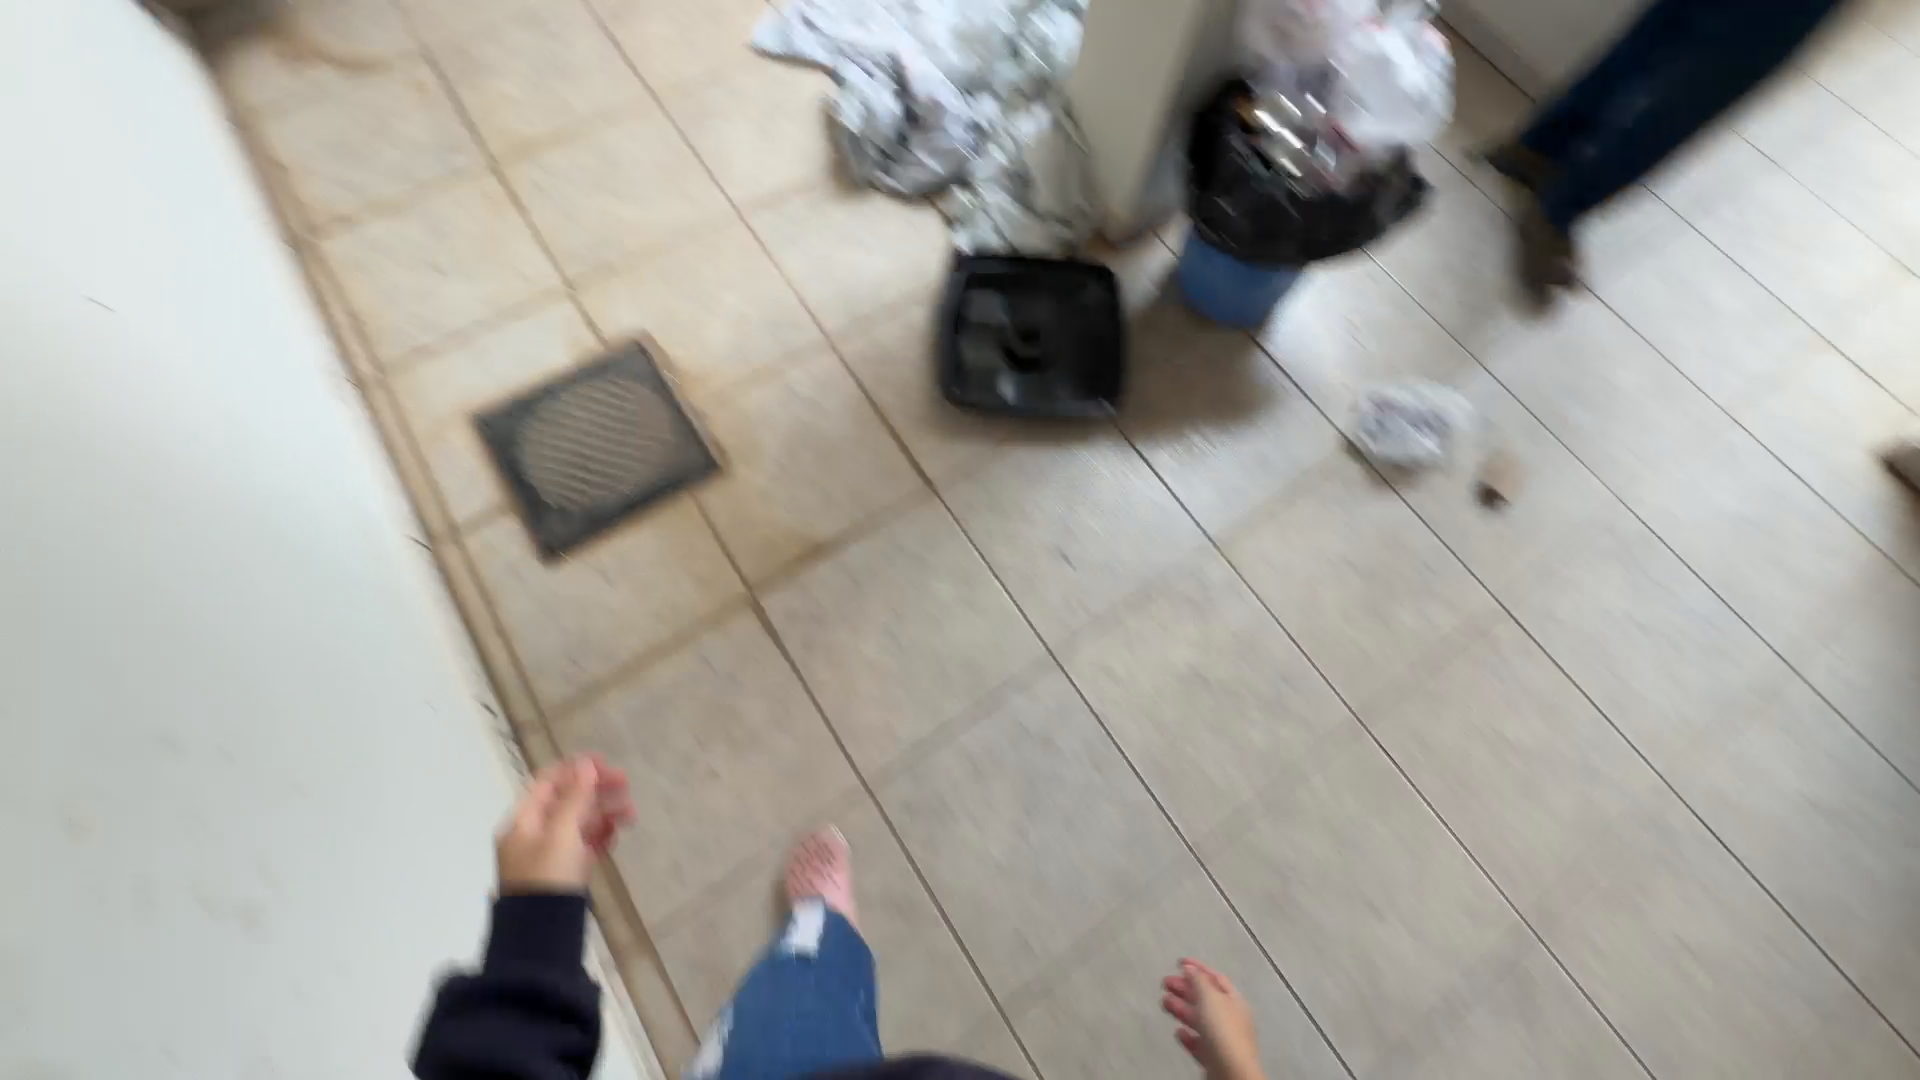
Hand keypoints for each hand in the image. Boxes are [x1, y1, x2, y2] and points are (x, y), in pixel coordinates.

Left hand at [496, 754, 635, 894]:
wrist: (543, 933)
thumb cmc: (548, 875)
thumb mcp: (562, 832)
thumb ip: (575, 796)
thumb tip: (585, 763)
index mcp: (523, 821)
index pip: (548, 782)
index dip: (576, 769)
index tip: (606, 763)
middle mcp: (534, 833)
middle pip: (568, 799)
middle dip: (597, 790)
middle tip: (626, 785)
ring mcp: (550, 852)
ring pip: (580, 821)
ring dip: (605, 812)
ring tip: (630, 816)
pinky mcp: (566, 869)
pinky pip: (585, 843)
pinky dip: (601, 835)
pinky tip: (616, 835)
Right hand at [1162, 959, 1262, 1079]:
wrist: (1231, 1072)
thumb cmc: (1223, 1029)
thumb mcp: (1210, 997)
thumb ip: (1198, 980)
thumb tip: (1189, 968)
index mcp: (1234, 1000)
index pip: (1215, 978)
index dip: (1197, 967)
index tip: (1179, 962)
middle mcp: (1230, 1017)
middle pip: (1205, 998)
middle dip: (1185, 988)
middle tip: (1165, 982)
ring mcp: (1222, 1038)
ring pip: (1199, 1019)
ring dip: (1181, 1008)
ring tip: (1164, 1002)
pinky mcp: (1213, 1056)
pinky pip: (1198, 1042)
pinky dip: (1187, 1035)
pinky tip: (1179, 1032)